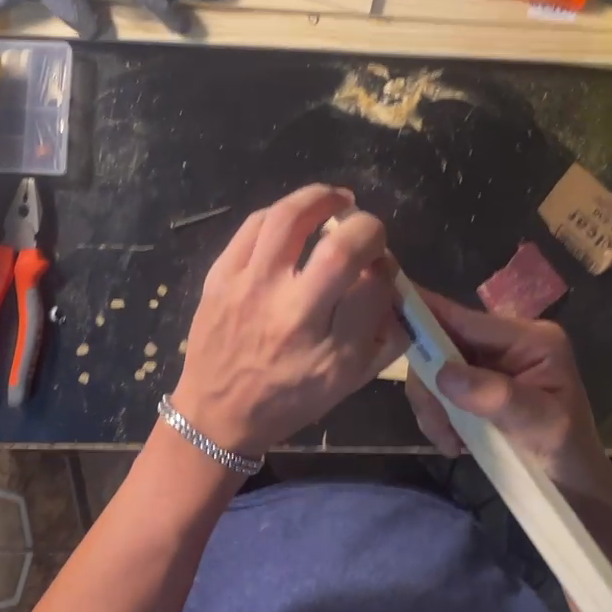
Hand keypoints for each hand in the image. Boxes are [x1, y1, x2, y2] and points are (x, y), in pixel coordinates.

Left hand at [170, 185, 405, 457]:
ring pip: (289, 219)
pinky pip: (254, 225)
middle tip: (366, 226)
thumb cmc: (288, 400)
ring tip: (337, 199)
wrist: (216, 414)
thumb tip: (395, 280)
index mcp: (329, 351)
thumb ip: (383, 335)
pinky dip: (282, 213)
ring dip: (320, 198)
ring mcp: (250, 290)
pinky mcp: (220, 276)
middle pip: (339, 248)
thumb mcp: (347, 382)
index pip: (375, 286)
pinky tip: (297, 216)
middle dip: (366, 226)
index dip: (386, 264)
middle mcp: (291, 315)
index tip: (382, 264)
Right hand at [404, 289, 611, 492]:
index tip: (385, 313)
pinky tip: (454, 441)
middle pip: (440, 342)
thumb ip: (497, 397)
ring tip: (451, 441)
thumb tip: (444, 374)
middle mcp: (505, 341)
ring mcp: (487, 362)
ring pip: (433, 369)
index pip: (465, 319)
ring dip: (432, 407)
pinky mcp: (474, 384)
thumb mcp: (542, 425)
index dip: (424, 316)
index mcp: (530, 337)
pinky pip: (436, 389)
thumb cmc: (568, 454)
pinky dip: (436, 416)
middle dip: (430, 384)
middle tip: (438, 426)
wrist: (574, 490)